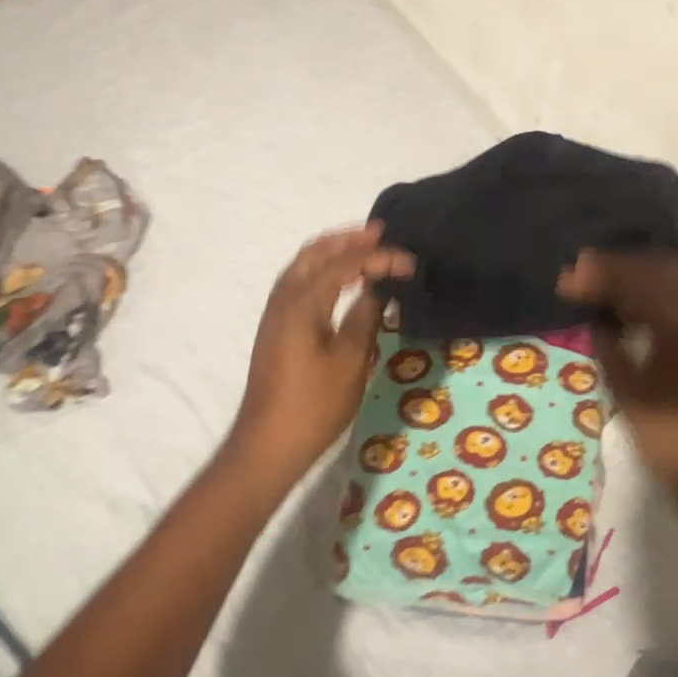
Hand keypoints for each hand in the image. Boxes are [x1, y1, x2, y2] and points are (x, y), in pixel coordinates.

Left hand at [229, 224, 413, 478]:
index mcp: (302, 303)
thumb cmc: (314, 405)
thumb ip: (365, 318)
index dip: (378, 258)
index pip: (345, 264)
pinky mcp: (276, 328)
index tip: (409, 263)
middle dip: (348, 240)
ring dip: (333, 251)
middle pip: (315, 252)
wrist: (267, 443)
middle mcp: (284, 298)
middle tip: (381, 233)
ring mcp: (275, 313)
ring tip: (364, 247)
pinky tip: (341, 280)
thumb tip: (379, 288)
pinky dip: (322, 269)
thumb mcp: (350, 362)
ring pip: (303, 265)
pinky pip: (299, 281)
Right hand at [559, 252, 677, 506]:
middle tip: (588, 275)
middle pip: (665, 270)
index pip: (637, 280)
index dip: (599, 274)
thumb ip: (609, 347)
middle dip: (624, 269)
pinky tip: (649, 315)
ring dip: (649, 281)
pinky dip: (672, 298)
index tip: (568, 277)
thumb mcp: (630, 396)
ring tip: (615, 293)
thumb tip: (595, 318)